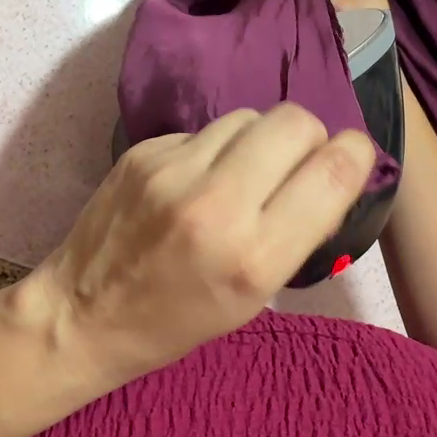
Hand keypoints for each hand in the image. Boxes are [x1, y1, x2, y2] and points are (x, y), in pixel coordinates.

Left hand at [22, 106, 373, 384]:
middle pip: (294, 121)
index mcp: (254, 257)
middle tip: (294, 163)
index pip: (332, 172)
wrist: (81, 312)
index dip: (355, 154)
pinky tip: (194, 178)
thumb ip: (296, 232)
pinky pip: (202, 130)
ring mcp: (173, 170)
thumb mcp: (252, 297)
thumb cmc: (175, 321)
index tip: (350, 156)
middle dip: (307, 136)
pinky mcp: (143, 151)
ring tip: (241, 172)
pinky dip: (212, 148)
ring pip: (247, 116)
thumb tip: (331, 172)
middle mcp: (217, 203)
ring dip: (258, 139)